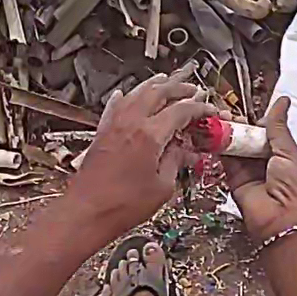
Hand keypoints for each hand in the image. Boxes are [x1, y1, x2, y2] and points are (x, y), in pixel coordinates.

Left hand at [63, 71, 219, 244]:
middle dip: (179, 88)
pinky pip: (115, 106)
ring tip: (165, 82)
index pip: (181, 110)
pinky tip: (126, 95)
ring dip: (153, 86)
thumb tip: (182, 152)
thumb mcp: (162, 187)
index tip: (209, 110)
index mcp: (150, 135)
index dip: (199, 108)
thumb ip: (175, 162)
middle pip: (158, 92)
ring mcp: (114, 126)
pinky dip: (126, 98)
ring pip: (135, 93)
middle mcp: (130, 123)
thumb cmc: (121, 205)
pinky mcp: (102, 133)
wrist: (87, 213)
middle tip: (192, 90)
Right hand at [222, 96, 296, 244]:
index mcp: (282, 152)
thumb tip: (282, 101)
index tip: (242, 109)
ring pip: (234, 146)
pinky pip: (224, 160)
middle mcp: (264, 160)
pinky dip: (217, 147)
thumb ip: (277, 126)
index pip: (264, 130)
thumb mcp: (288, 150)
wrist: (280, 219)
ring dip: (226, 134)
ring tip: (217, 120)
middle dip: (237, 126)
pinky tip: (211, 134)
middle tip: (225, 114)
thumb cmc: (292, 186)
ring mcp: (248, 169)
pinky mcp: (234, 179)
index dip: (253, 120)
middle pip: (247, 137)